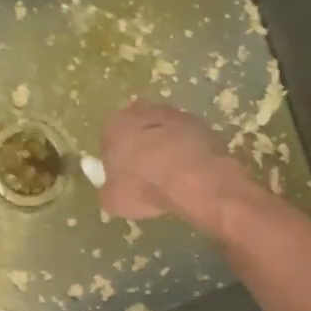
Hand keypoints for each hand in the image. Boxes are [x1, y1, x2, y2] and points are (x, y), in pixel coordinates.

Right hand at [98, 104, 251, 232]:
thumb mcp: (113, 200)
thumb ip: (108, 190)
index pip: (108, 141)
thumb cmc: (143, 186)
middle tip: (145, 176)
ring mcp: (175, 114)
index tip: (122, 178)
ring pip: (163, 133)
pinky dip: (185, 153)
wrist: (193, 178)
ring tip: (169, 177)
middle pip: (137, 131)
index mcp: (115, 125)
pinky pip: (186, 140)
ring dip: (165, 149)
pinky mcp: (201, 124)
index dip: (115, 161)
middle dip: (140, 149)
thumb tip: (112, 189)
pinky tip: (187, 174)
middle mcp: (143, 111)